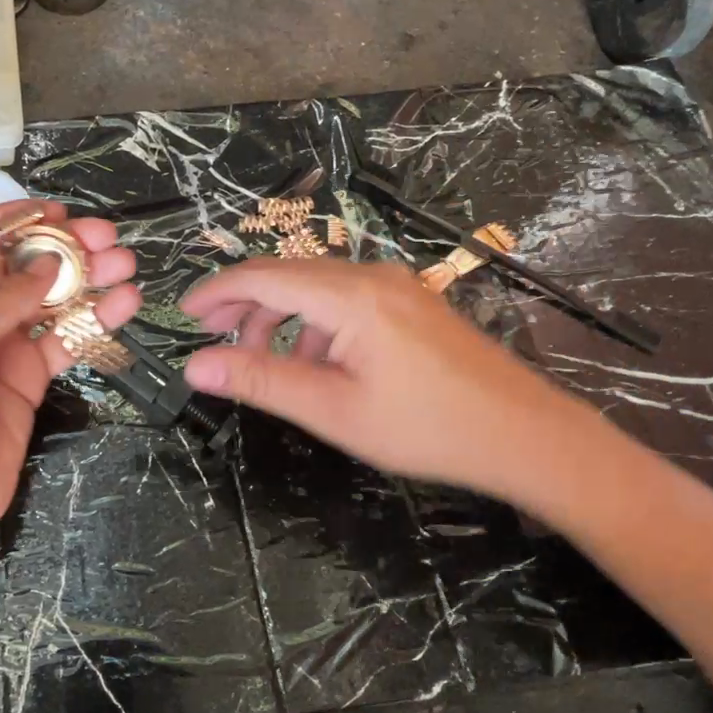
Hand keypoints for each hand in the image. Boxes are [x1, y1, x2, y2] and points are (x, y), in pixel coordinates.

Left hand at [0, 200, 140, 565]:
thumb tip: (47, 264)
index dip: (11, 219)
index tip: (56, 212)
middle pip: (22, 264)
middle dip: (64, 247)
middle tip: (109, 239)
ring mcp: (4, 348)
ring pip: (52, 299)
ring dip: (89, 279)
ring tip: (127, 266)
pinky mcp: (30, 379)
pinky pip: (67, 339)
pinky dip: (96, 320)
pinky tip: (124, 306)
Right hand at [179, 258, 585, 495]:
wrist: (530, 437)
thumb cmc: (428, 428)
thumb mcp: (333, 411)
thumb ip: (260, 382)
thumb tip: (194, 367)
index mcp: (349, 296)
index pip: (262, 277)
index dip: (215, 292)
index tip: (181, 314)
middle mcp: (370, 275)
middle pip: (286, 275)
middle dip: (242, 303)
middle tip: (209, 337)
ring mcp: (396, 285)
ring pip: (315, 287)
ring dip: (279, 316)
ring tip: (259, 360)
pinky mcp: (411, 302)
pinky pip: (345, 299)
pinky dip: (314, 324)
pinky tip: (316, 364)